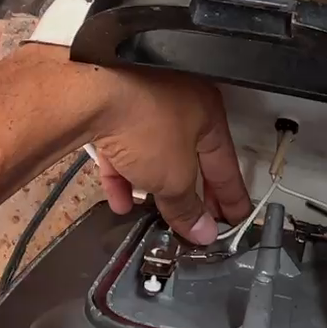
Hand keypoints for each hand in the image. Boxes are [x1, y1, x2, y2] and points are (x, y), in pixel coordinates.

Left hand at [18, 45, 252, 244]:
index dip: (232, 197)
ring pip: (155, 153)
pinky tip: (119, 201)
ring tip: (153, 219)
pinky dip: (124, 174)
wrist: (90, 95)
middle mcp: (180, 102)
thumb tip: (202, 232)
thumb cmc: (146, 123)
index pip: (225, 164)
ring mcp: (144, 103)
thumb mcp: (175, 177)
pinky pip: (124, 147)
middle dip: (191, 196)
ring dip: (154, 187)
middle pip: (190, 159)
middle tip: (198, 226)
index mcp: (207, 112)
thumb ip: (188, 208)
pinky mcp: (113, 109)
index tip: (236, 221)